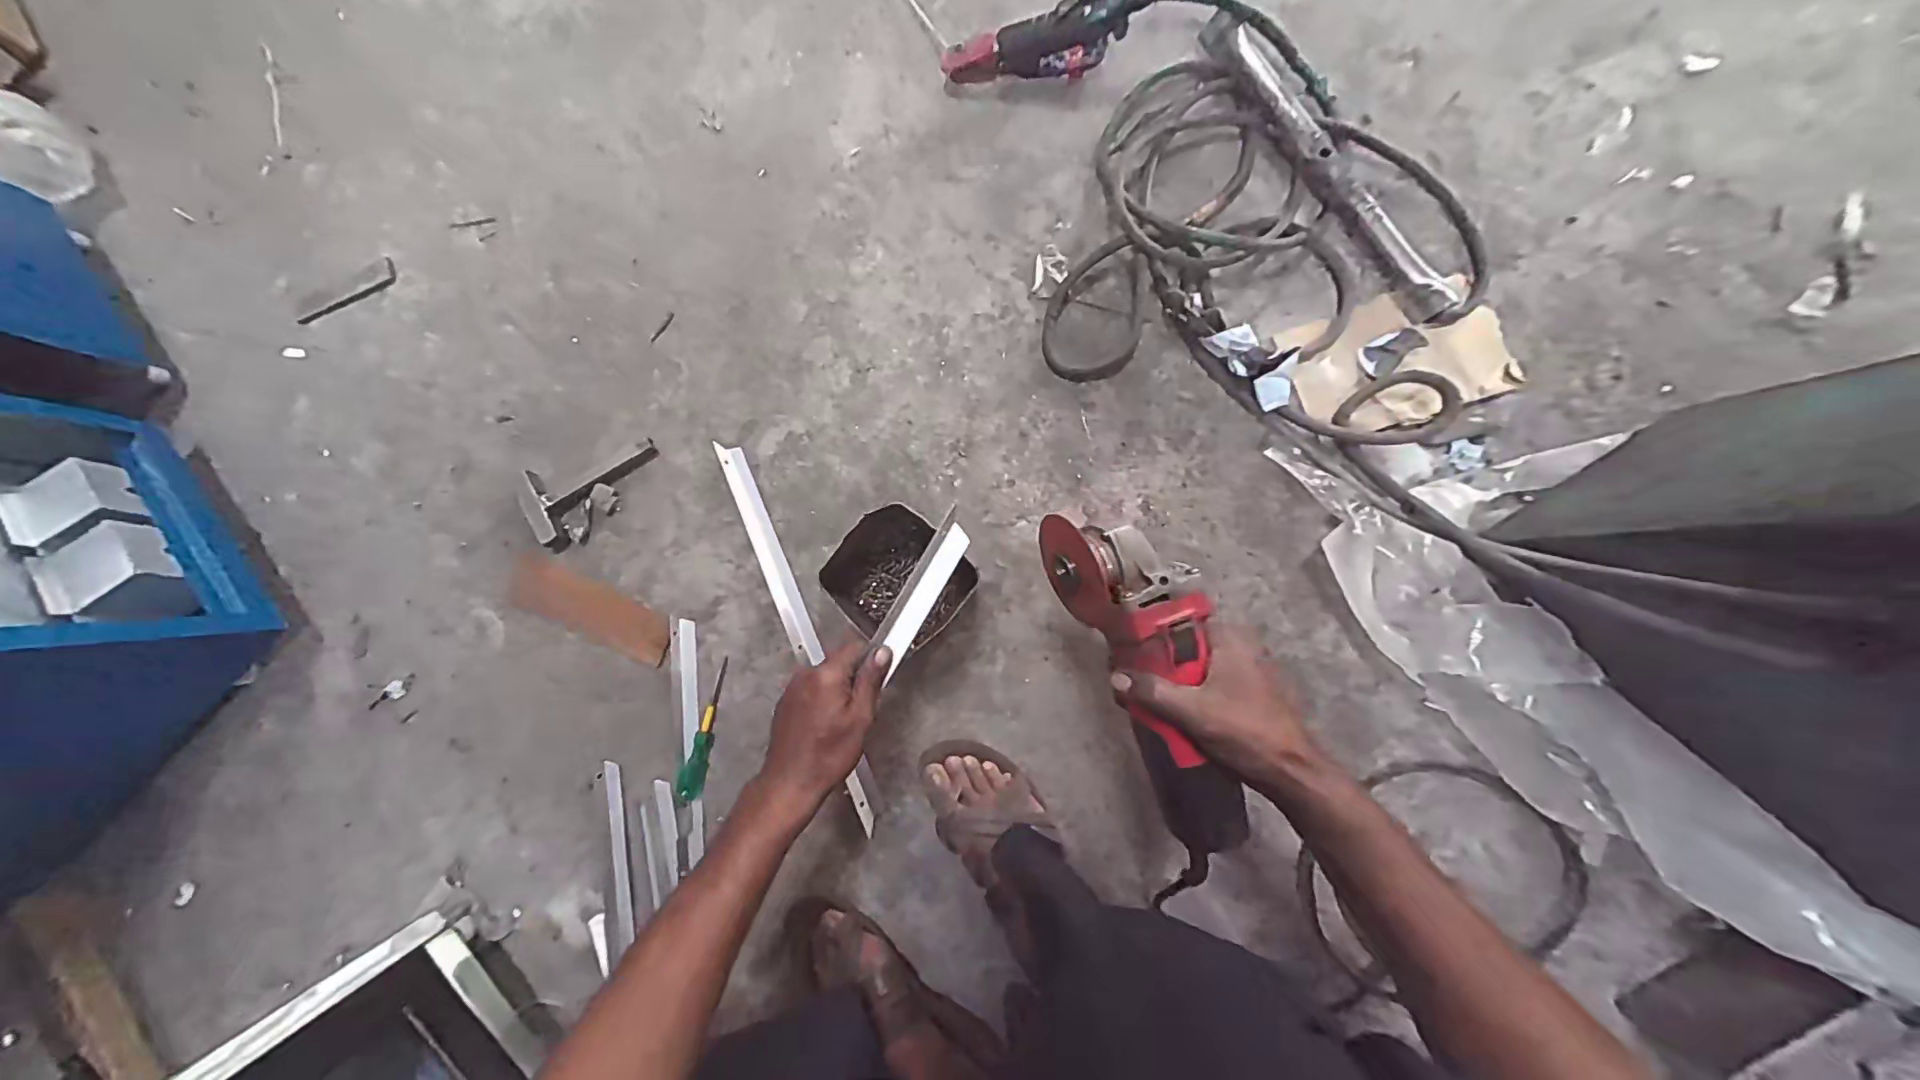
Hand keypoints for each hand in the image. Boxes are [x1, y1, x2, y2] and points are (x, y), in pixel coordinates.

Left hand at [760, 641, 890, 804]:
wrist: (791, 782)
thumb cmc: (826, 756)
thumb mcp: (861, 718)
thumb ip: (871, 680)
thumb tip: (881, 653)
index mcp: (826, 675)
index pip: (854, 646)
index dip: (871, 658)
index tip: (879, 674)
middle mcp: (805, 675)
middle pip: (838, 662)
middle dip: (854, 678)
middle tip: (862, 707)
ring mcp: (792, 688)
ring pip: (825, 677)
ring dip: (837, 690)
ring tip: (843, 721)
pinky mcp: (786, 702)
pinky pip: (811, 690)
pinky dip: (821, 700)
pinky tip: (826, 725)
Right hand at [1110, 624, 1327, 790]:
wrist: (1291, 773)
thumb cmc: (1245, 732)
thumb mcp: (1191, 711)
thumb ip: (1152, 691)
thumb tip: (1115, 677)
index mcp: (1230, 637)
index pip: (1179, 623)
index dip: (1151, 636)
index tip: (1127, 652)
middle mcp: (1241, 645)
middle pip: (1186, 648)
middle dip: (1160, 665)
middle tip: (1134, 681)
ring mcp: (1249, 670)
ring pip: (1198, 669)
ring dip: (1175, 684)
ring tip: (1150, 700)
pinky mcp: (1251, 693)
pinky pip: (1211, 685)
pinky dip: (1193, 695)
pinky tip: (1178, 715)